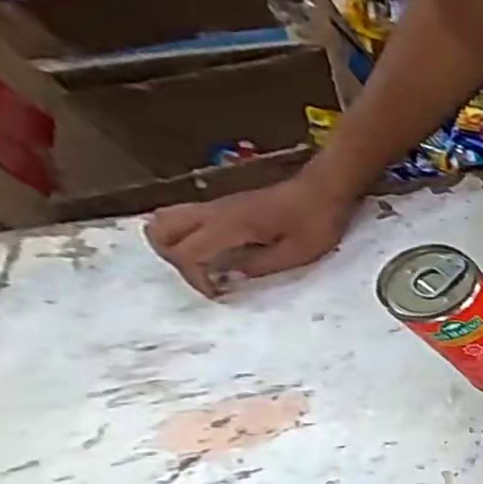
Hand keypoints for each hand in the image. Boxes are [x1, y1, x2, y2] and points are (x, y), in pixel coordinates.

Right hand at [145, 171, 357, 297]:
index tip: (218, 293)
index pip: (185, 253)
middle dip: (172, 259)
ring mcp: (216, 205)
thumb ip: (260, 266)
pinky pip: (185, 216)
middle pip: (159, 231)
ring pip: (164, 219)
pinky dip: (185, 234)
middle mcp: (212, 212)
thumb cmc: (316, 221)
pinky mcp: (225, 205)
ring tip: (205, 265)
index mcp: (229, 225)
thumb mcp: (297, 253)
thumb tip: (228, 278)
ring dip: (173, 244)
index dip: (195, 278)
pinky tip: (215, 250)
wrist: (323, 190)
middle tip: (206, 278)